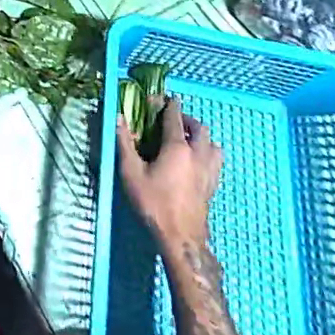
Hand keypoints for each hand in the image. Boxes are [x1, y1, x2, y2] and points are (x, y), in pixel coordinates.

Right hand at [117, 97, 222, 253]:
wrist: (181, 238)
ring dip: (201, 136)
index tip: (163, 97)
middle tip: (173, 119)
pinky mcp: (213, 185)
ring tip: (188, 138)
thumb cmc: (153, 202)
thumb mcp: (131, 171)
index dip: (168, 105)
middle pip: (200, 128)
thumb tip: (118, 117)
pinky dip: (208, 152)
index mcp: (177, 148)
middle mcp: (198, 155)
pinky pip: (216, 160)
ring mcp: (209, 171)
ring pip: (213, 144)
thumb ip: (124, 142)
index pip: (174, 118)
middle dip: (187, 119)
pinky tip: (197, 160)